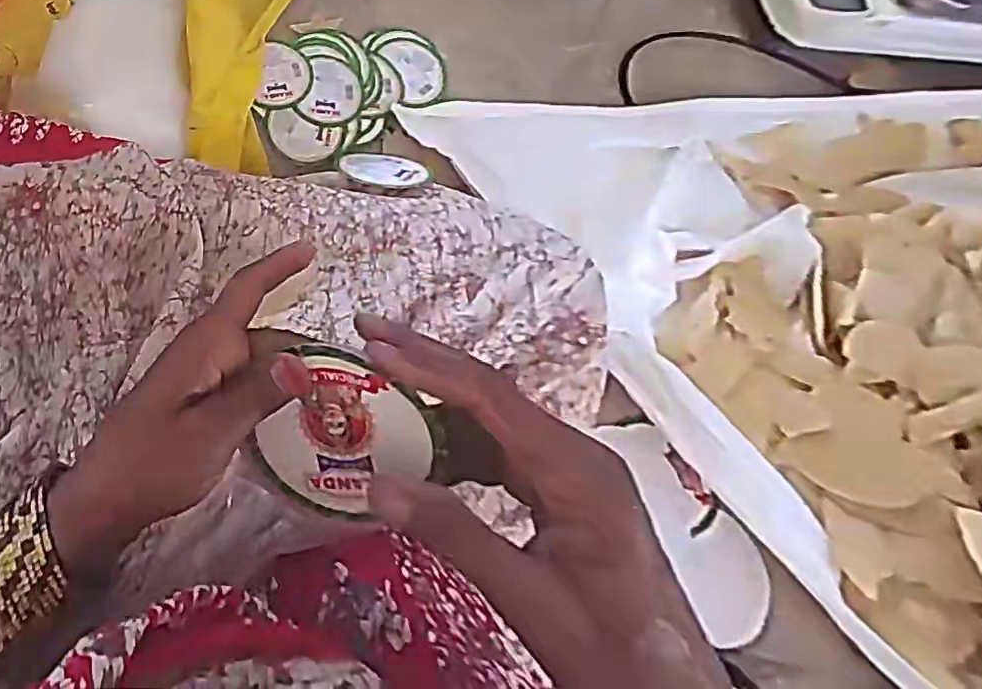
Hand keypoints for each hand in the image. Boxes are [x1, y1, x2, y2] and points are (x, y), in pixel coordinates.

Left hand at [49, 242, 315, 573]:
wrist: (105, 495)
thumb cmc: (153, 461)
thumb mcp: (211, 432)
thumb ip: (256, 394)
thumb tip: (301, 361)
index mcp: (207, 344)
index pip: (247, 289)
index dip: (279, 267)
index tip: (310, 249)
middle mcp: (206, 349)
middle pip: (264, 332)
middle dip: (301, 348)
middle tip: (348, 373)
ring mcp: (202, 373)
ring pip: (257, 359)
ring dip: (289, 372)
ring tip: (334, 399)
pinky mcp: (200, 396)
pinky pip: (244, 381)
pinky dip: (270, 390)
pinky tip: (295, 414)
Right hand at [356, 315, 644, 571]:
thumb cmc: (611, 650)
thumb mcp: (528, 598)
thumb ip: (453, 535)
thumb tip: (376, 487)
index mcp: (575, 468)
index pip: (489, 397)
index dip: (426, 367)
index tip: (374, 348)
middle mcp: (573, 452)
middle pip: (489, 390)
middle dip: (426, 356)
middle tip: (369, 331)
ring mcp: (569, 468)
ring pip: (491, 415)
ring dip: (436, 395)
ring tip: (384, 377)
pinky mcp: (560, 489)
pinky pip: (498, 448)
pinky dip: (455, 439)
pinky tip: (423, 444)